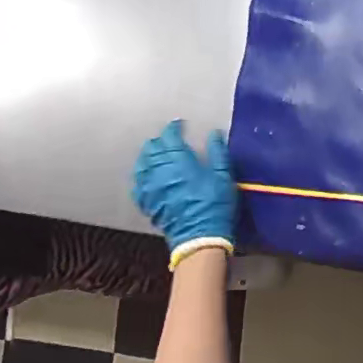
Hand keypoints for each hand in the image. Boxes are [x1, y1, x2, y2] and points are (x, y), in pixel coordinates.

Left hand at [131, 120, 235, 262]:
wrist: (199, 237)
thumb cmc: (214, 204)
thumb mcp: (223, 176)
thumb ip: (217, 152)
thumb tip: (214, 134)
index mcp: (178, 159)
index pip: (170, 136)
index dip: (174, 128)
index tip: (179, 125)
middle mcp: (159, 169)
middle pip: (152, 148)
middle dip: (160, 141)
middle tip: (169, 140)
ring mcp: (150, 186)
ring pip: (142, 163)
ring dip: (148, 156)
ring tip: (155, 154)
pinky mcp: (146, 202)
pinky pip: (138, 183)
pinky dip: (142, 175)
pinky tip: (146, 175)